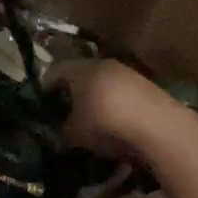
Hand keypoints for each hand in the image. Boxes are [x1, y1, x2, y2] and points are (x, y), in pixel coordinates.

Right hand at [45, 59, 195, 161]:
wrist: (158, 127)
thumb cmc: (105, 123)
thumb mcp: (74, 133)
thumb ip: (60, 130)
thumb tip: (56, 133)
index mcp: (80, 68)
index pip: (53, 71)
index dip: (42, 90)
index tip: (39, 110)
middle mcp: (102, 64)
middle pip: (79, 76)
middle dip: (70, 96)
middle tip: (64, 118)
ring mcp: (127, 73)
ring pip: (102, 85)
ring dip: (94, 102)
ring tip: (91, 126)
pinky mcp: (147, 87)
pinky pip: (121, 95)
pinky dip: (114, 108)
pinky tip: (116, 128)